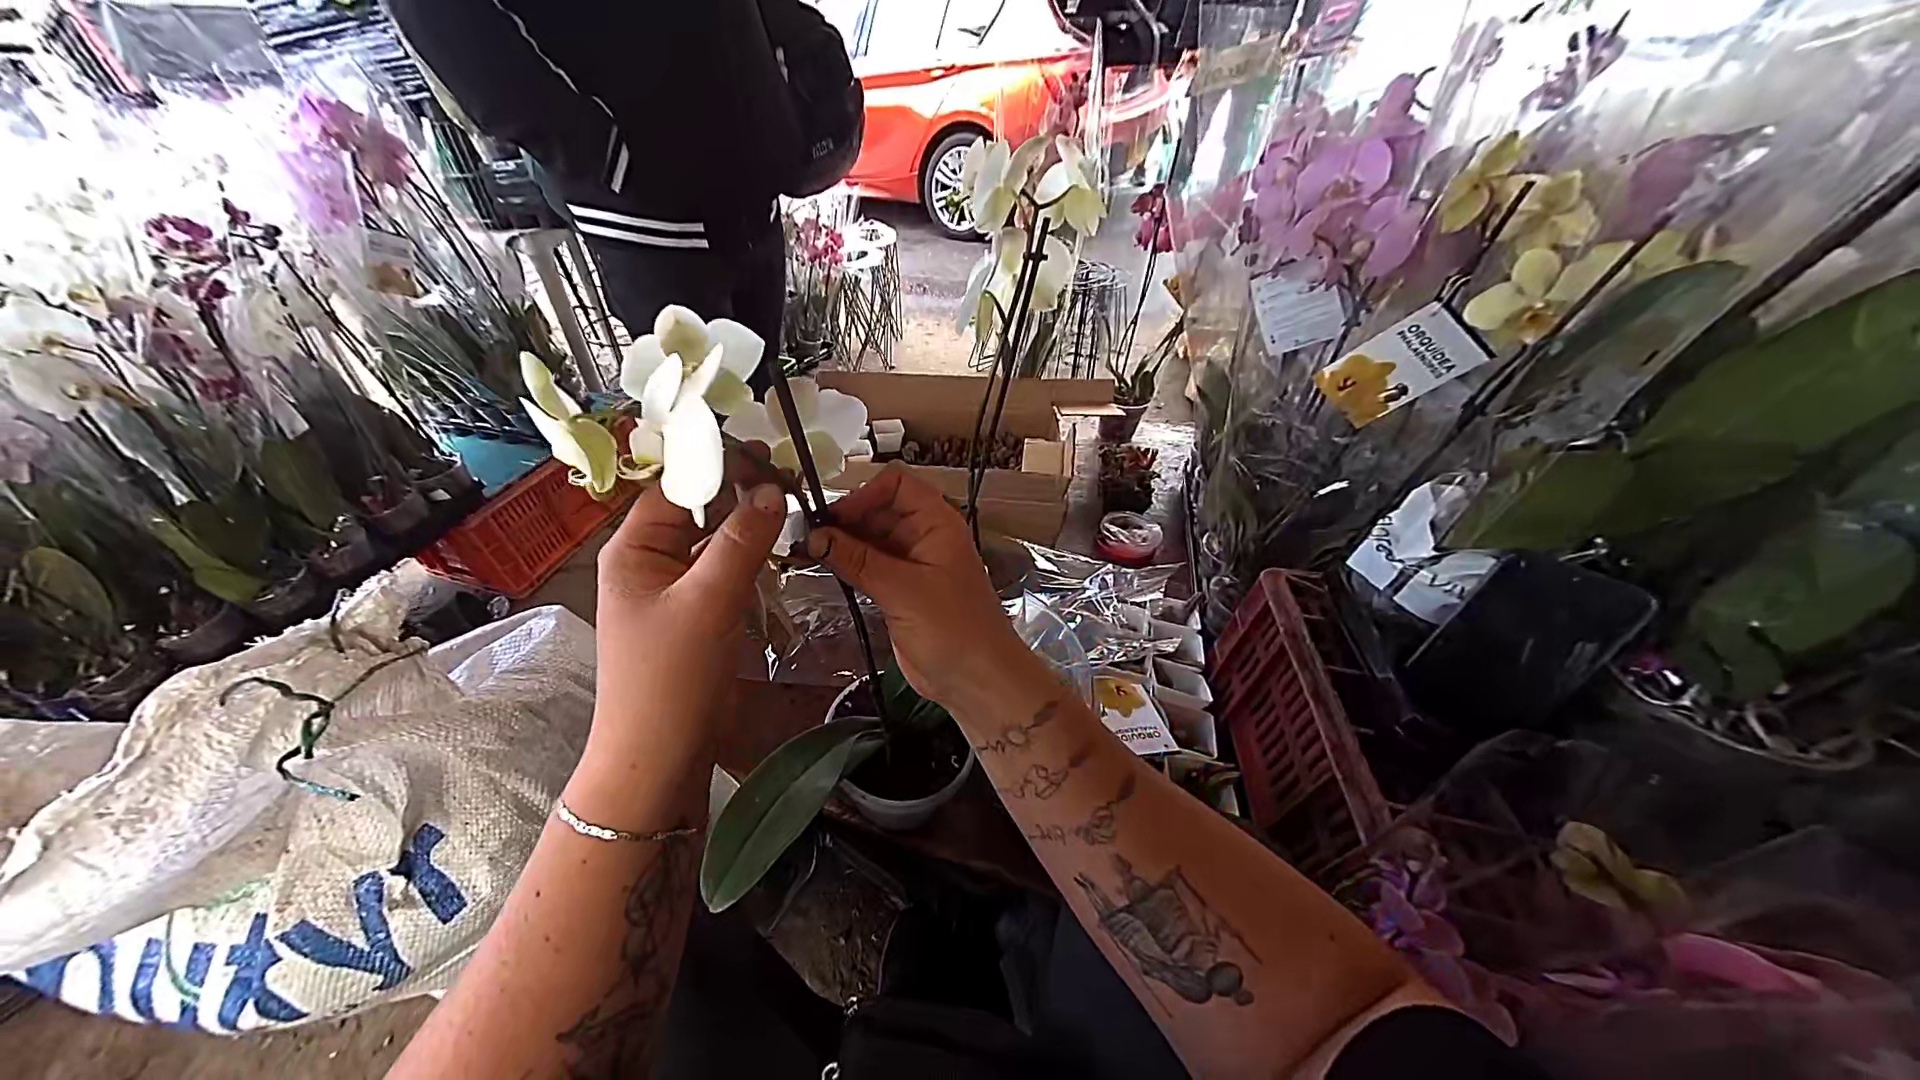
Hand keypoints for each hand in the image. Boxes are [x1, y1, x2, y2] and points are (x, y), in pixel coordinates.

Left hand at [591, 456, 786, 751]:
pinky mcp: (697, 610)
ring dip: (748, 522)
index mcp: (634, 548)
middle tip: (789, 479)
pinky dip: (750, 554)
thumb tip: (774, 491)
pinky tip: (778, 545)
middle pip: (697, 508)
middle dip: (740, 491)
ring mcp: (675, 587)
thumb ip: (742, 542)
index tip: (767, 455)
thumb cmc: (671, 676)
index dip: (718, 465)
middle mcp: (651, 560)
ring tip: (790, 504)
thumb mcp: (708, 601)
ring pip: (714, 538)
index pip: (675, 486)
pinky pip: (724, 567)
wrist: (662, 754)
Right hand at [805, 464, 1026, 706]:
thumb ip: (858, 560)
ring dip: (842, 542)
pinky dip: (847, 564)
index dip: (864, 495)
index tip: (833, 517)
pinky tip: (822, 566)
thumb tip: (816, 536)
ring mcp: (910, 563)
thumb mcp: (904, 590)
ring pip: (870, 539)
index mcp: (937, 523)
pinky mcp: (899, 589)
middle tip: (808, 535)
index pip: (896, 485)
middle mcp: (924, 537)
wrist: (975, 679)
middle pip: (878, 510)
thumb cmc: (955, 629)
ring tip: (807, 549)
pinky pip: (868, 565)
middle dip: (845, 519)